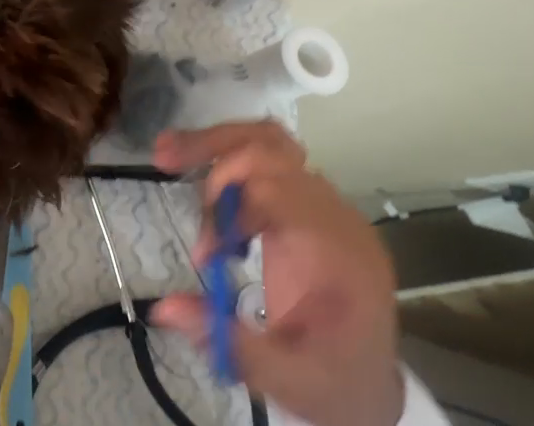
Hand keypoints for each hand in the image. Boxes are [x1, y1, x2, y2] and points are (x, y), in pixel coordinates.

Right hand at [148, 122, 404, 425]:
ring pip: (270, 143)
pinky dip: (229, 163)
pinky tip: (197, 181)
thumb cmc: (331, 383)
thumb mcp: (284, 377)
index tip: (204, 256)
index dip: (229, 208)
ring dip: (218, 146)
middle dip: (214, 153)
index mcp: (338, 253)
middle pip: (274, 150)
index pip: (279, 192)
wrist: (370, 390)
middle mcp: (336, 219)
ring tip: (167, 154)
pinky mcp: (308, 209)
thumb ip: (229, 341)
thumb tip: (162, 308)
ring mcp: (325, 209)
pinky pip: (270, 162)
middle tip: (163, 161)